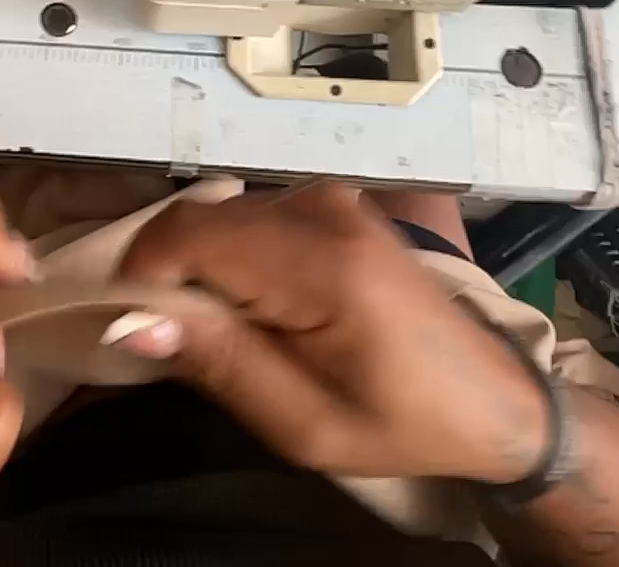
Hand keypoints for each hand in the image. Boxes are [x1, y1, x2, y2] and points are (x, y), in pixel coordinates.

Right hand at [117, 182, 548, 483]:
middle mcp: (321, 210)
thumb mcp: (303, 423)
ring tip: (229, 326)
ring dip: (200, 265)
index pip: (190, 234)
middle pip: (199, 219)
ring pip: (218, 215)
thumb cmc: (399, 421)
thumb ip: (218, 363)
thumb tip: (128, 323)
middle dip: (170, 274)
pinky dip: (230, 253)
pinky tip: (260, 299)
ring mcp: (328, 196)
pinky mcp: (330, 198)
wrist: (490, 395)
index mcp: (322, 265)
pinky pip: (248, 215)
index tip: (141, 325)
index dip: (145, 272)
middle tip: (185, 339)